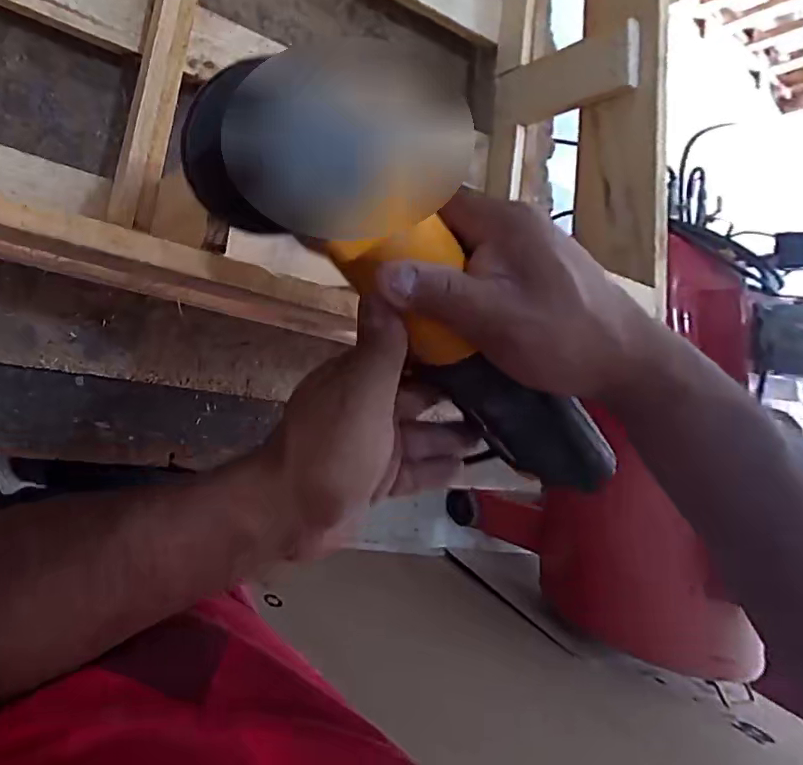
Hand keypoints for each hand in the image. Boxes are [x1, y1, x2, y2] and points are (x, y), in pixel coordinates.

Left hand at [245, 297, 478, 558]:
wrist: (293, 516)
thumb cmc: (331, 449)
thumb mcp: (360, 393)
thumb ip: (379, 348)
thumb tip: (384, 287)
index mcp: (358, 377)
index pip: (403, 351)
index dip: (439, 346)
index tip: (483, 339)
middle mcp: (365, 405)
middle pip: (418, 394)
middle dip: (456, 393)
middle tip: (509, 392)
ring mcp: (371, 444)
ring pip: (421, 434)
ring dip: (455, 432)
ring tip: (503, 429)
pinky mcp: (377, 479)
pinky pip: (415, 469)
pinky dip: (439, 466)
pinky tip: (471, 466)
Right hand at [373, 189, 667, 402]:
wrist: (634, 365)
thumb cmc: (566, 338)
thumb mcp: (495, 319)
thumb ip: (438, 293)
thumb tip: (379, 276)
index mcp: (503, 220)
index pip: (435, 197)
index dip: (397, 211)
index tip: (365, 233)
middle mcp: (513, 220)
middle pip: (445, 220)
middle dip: (412, 244)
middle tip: (380, 273)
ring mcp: (525, 242)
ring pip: (461, 241)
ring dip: (434, 263)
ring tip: (407, 292)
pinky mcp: (531, 264)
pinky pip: (479, 258)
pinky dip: (456, 274)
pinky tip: (447, 303)